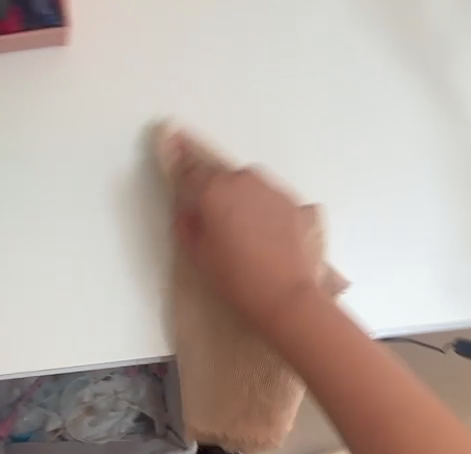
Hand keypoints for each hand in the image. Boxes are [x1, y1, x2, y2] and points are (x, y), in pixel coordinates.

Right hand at [169, 144, 327, 331]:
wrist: (288, 299)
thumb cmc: (237, 281)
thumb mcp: (199, 257)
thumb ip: (188, 224)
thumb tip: (188, 211)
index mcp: (215, 190)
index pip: (190, 169)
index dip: (179, 159)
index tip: (171, 136)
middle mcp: (246, 180)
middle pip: (223, 178)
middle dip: (216, 191)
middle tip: (215, 220)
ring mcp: (275, 191)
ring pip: (251, 189)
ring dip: (244, 203)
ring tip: (246, 238)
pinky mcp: (299, 207)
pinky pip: (275, 205)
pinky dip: (269, 216)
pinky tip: (270, 242)